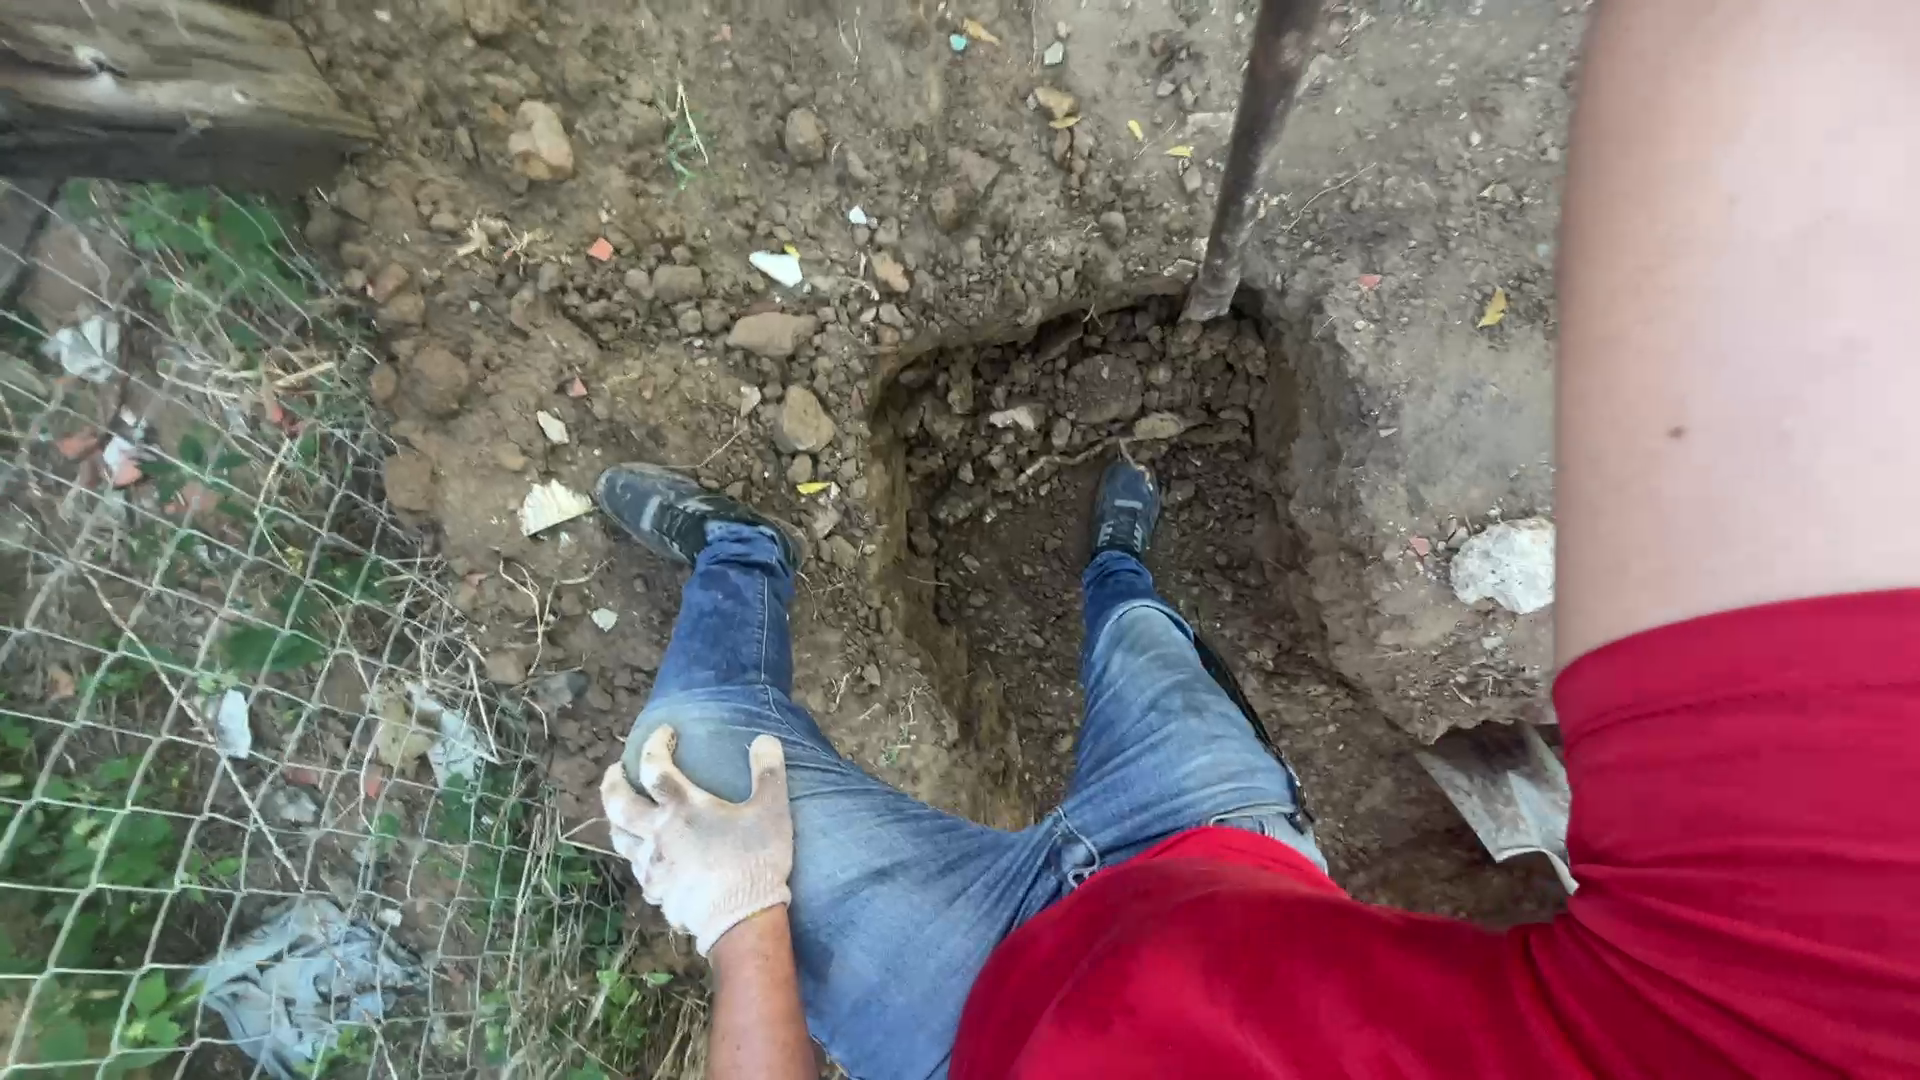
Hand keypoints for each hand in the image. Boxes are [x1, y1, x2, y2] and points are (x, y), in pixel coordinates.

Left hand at [600, 727, 793, 954]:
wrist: (741, 921)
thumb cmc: (756, 859)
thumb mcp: (772, 809)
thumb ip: (768, 771)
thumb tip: (764, 739)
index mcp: (682, 808)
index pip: (655, 768)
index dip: (654, 745)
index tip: (663, 732)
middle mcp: (657, 834)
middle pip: (619, 804)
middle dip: (613, 782)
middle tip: (615, 770)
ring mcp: (652, 867)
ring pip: (620, 839)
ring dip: (617, 820)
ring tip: (622, 812)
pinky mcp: (657, 893)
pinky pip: (638, 869)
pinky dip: (638, 854)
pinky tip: (648, 857)